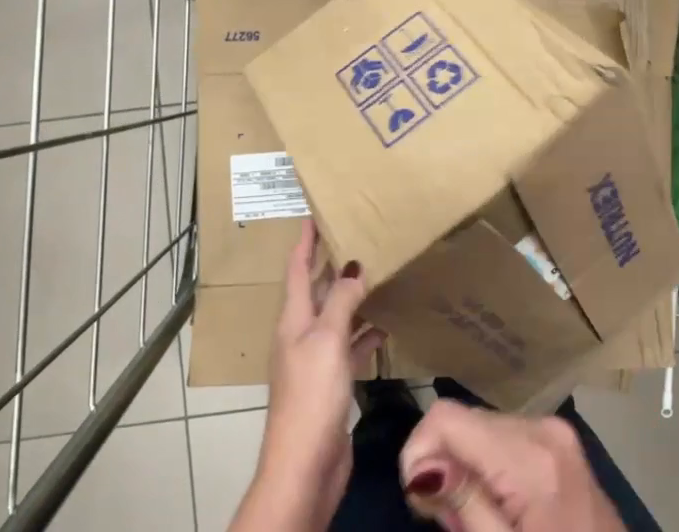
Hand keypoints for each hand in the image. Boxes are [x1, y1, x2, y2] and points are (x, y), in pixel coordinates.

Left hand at [230, 222, 384, 531]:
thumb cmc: (311, 396)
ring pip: (335, 316)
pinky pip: (349, 345)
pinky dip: (364, 332)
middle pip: (316, 290)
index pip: (298, 269)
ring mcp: (315, 359)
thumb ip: (341, 303)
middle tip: (356, 236)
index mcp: (293, 319)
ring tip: (377, 272)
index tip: (315, 213)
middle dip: (331, 263)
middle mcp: (300, 333)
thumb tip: (352, 266)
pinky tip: (385, 324)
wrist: (305, 464)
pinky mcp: (331, 382)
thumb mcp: (327, 341)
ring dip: (352, 296)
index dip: (305, 241)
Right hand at [399, 399, 626, 531]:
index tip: (421, 503)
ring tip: (478, 519)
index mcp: (530, 456)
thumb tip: (421, 463)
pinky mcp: (561, 442)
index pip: (445, 416)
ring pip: (479, 428)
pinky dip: (488, 465)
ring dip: (464, 467)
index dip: (418, 452)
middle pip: (462, 421)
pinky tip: (500, 506)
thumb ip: (463, 502)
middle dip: (442, 466)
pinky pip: (503, 438)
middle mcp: (543, 428)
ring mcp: (556, 432)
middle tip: (453, 523)